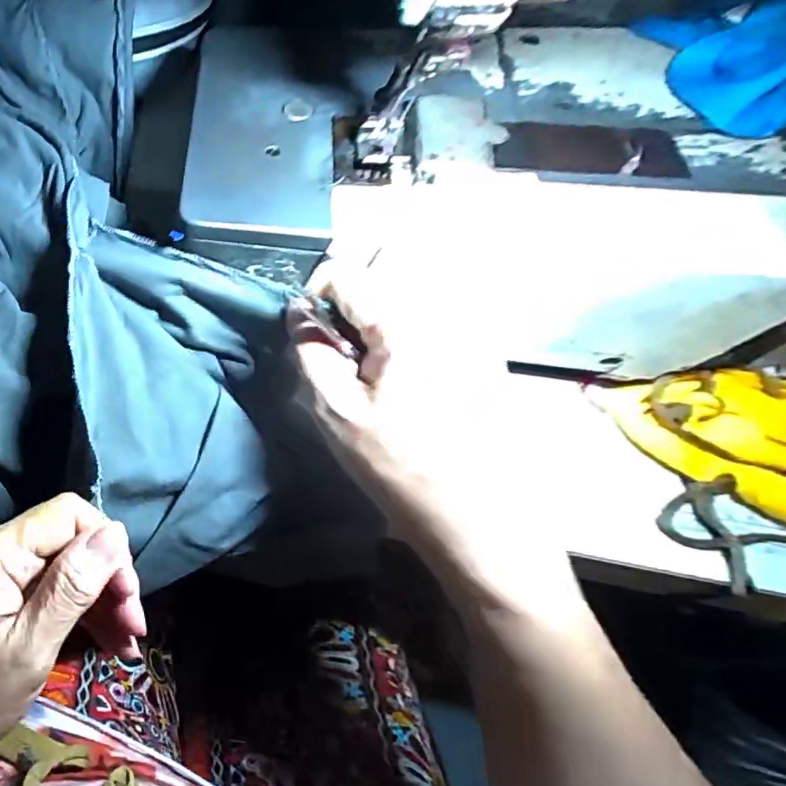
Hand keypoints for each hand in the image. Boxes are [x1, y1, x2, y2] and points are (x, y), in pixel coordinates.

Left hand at [0, 494, 143, 785]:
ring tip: (128, 645)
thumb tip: (115, 533)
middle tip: (134, 630)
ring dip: (102, 601)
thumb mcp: (30, 648)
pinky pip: (54, 592)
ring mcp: (0, 576)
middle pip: (71, 540)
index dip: (107, 548)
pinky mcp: (4, 601)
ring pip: (69, 568)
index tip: (128, 599)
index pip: (69, 514)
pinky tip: (111, 644)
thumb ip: (72, 587)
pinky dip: (83, 614)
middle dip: (109, 579)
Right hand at [289, 259, 488, 534]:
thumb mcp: (336, 410)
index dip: (315, 299)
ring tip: (374, 368)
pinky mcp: (486, 347)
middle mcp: (447, 309)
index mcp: (407, 321)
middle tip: (343, 354)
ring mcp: (473, 327)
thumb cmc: (397, 464)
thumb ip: (311, 351)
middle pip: (381, 274)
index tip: (311, 337)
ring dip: (379, 317)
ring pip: (409, 291)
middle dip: (351, 305)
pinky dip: (407, 332)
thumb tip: (300, 314)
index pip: (345, 274)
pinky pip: (435, 315)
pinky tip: (407, 378)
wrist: (472, 511)